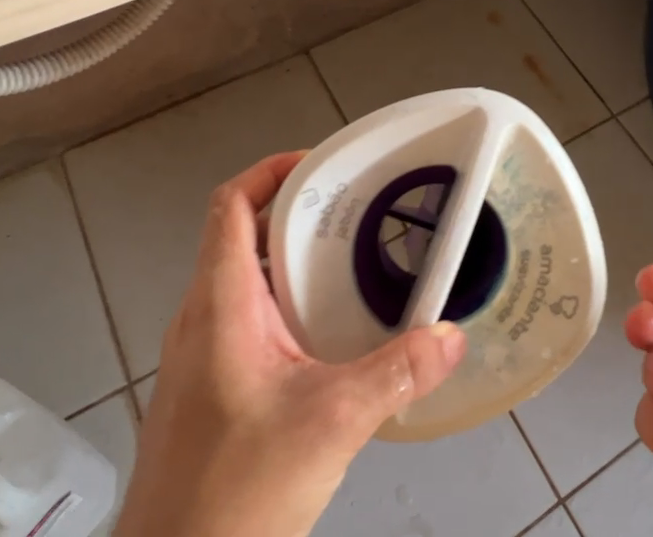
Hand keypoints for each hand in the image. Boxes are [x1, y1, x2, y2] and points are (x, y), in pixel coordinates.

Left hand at [117, 153, 466, 536]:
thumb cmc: (238, 486)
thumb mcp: (331, 423)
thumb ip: (397, 372)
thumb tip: (454, 334)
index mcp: (220, 303)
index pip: (229, 204)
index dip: (271, 171)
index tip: (326, 166)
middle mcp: (201, 317)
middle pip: (238, 234)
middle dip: (296, 211)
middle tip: (359, 210)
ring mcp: (198, 356)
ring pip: (242, 279)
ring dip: (290, 258)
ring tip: (353, 260)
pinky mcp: (206, 389)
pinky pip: (245, 319)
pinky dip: (284, 302)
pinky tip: (329, 333)